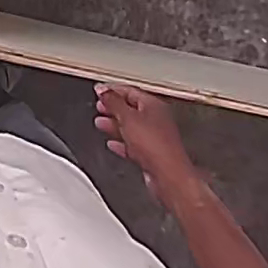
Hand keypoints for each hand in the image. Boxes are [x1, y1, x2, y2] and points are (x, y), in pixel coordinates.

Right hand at [94, 83, 201, 205]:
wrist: (168, 177)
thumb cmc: (155, 146)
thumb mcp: (127, 116)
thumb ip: (112, 101)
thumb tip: (103, 90)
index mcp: (154, 106)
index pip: (130, 91)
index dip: (113, 90)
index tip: (99, 91)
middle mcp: (157, 120)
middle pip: (131, 109)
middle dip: (113, 108)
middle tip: (99, 106)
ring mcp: (156, 139)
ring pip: (132, 128)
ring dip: (115, 125)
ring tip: (100, 123)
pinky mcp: (153, 156)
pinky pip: (134, 146)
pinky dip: (122, 143)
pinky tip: (114, 144)